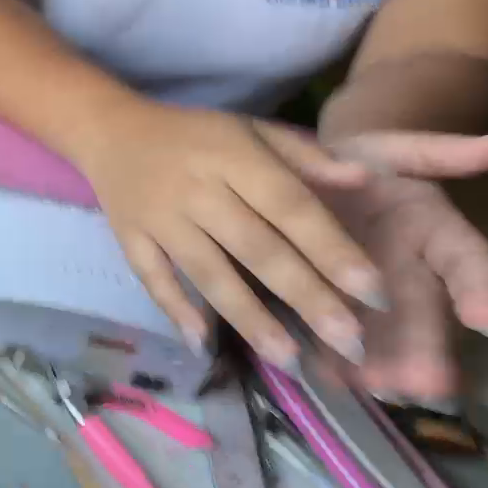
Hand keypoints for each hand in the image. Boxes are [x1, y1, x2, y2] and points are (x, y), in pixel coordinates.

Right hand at [77, 102, 384, 365]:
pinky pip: (151, 278)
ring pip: (206, 272)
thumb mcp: (253, 128)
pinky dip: (174, 310)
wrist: (110, 132)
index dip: (332, 251)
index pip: (291, 208)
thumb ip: (306, 155)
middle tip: (350, 343)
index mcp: (233, 159)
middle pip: (255, 249)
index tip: (376, 294)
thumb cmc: (193, 133)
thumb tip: (365, 180)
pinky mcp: (127, 238)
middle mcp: (195, 192)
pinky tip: (201, 344)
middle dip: (305, 297)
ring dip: (247, 317)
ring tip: (288, 360)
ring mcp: (157, 219)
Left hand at [316, 130, 487, 398]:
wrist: (305, 168)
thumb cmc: (357, 160)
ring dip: (379, 361)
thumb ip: (444, 152)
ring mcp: (361, 284)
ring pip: (377, 328)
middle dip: (424, 349)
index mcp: (430, 230)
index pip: (466, 261)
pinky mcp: (318, 293)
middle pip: (420, 310)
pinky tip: (325, 377)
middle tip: (425, 388)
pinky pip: (325, 325)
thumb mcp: (395, 148)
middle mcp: (402, 265)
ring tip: (381, 392)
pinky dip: (326, 351)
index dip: (480, 289)